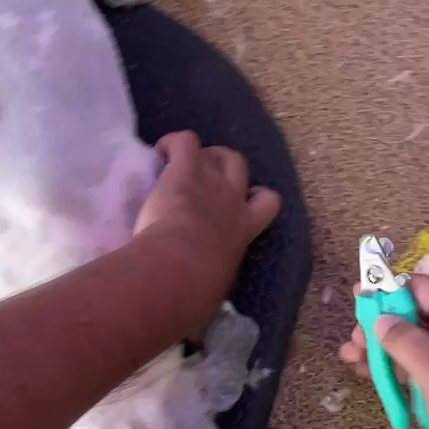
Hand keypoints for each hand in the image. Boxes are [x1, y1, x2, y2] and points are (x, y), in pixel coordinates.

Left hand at [135, 131, 281, 275]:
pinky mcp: (185, 170)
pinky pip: (185, 140)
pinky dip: (172, 144)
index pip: (268, 202)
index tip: (236, 203)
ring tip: (176, 167)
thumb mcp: (217, 283)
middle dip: (223, 166)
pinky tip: (160, 154)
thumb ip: (216, 271)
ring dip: (199, 155)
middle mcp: (233, 199)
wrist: (181, 267)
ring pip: (216, 151)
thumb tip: (203, 288)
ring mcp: (210, 181)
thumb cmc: (198, 288)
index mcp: (244, 228)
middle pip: (239, 165)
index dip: (254, 196)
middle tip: (201, 181)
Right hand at [338, 276, 428, 428]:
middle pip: (418, 316)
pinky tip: (379, 381)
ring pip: (419, 345)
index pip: (423, 288)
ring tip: (352, 361)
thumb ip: (409, 344)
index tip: (358, 303)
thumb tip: (382, 317)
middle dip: (382, 325)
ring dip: (387, 351)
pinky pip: (428, 370)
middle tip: (352, 345)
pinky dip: (403, 373)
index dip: (390, 290)